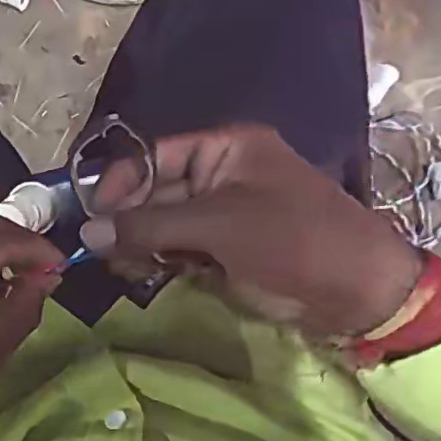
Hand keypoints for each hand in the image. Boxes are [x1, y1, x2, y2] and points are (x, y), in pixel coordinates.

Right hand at [78, 123, 421, 336]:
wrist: (352, 291)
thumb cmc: (291, 239)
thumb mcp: (217, 224)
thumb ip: (149, 226)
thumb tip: (87, 232)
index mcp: (222, 149)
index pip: (153, 156)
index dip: (120, 183)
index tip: (95, 216)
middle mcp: (214, 176)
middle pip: (150, 192)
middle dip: (127, 221)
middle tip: (106, 251)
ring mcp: (214, 215)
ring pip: (156, 225)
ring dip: (137, 245)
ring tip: (128, 267)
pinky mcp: (215, 249)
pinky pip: (170, 249)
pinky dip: (154, 262)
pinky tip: (144, 274)